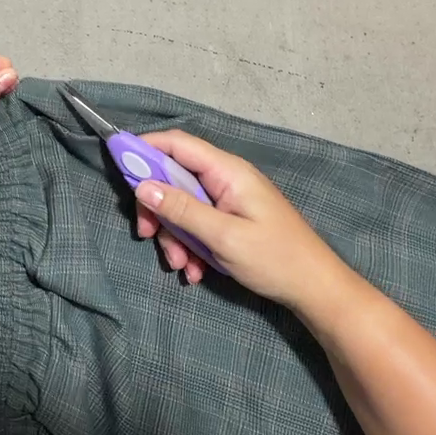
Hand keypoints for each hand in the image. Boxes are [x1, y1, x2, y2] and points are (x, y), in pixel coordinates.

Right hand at [132, 130, 357, 309]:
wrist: (317, 291)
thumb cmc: (275, 258)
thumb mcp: (222, 236)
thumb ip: (181, 209)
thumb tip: (141, 186)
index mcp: (227, 171)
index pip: (176, 143)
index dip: (144, 149)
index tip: (118, 166)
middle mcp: (225, 179)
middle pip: (172, 178)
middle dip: (158, 209)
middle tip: (148, 236)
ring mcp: (227, 200)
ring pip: (181, 206)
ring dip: (174, 236)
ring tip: (182, 267)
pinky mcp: (229, 220)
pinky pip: (196, 224)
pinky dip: (190, 246)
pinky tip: (196, 272)